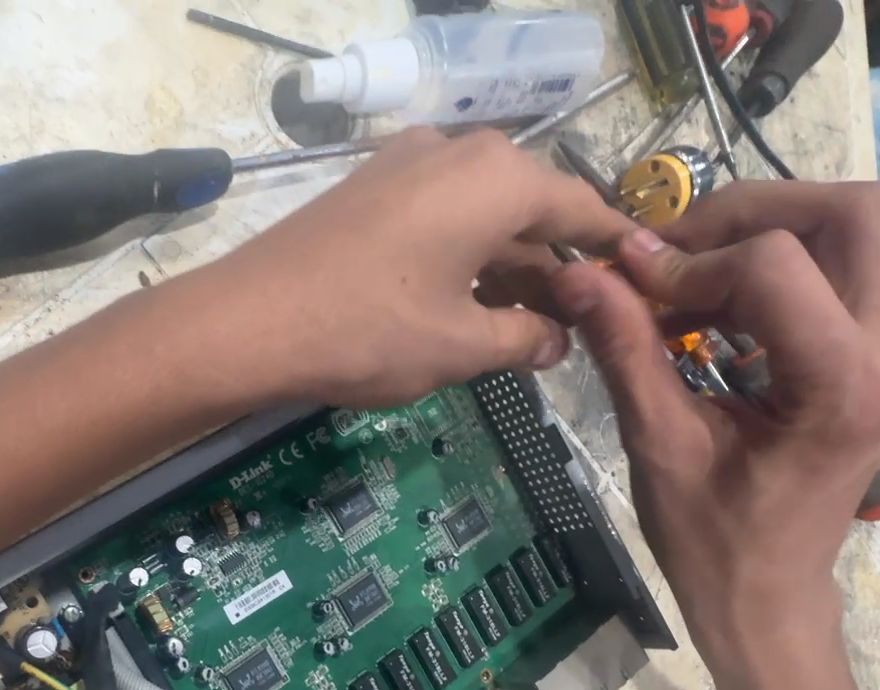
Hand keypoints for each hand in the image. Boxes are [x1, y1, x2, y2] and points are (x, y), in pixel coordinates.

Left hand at [184, 127, 633, 407]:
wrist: (249, 322)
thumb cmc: (368, 332)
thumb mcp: (459, 347)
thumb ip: (521, 340)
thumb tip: (557, 343)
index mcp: (498, 178)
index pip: (577, 208)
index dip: (606, 249)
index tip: (630, 279)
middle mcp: (456, 152)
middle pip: (526, 209)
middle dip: (548, 268)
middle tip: (566, 326)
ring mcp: (403, 164)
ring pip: (477, 213)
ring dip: (501, 265)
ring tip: (515, 324)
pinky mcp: (365, 188)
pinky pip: (434, 215)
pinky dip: (457, 254)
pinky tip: (456, 299)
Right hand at [546, 181, 879, 657]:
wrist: (766, 597)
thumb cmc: (709, 540)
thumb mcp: (657, 444)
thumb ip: (624, 351)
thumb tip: (578, 276)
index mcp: (841, 384)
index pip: (774, 265)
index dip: (686, 263)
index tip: (621, 285)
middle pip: (849, 214)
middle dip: (747, 213)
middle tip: (667, 250)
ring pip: (851, 231)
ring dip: (758, 234)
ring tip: (680, 277)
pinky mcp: (872, 355)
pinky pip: (835, 272)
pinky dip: (765, 269)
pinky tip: (706, 309)